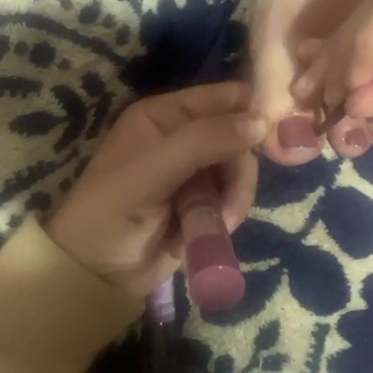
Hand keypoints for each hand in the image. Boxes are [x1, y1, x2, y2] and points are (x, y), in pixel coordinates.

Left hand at [46, 83, 265, 297]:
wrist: (95, 275)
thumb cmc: (111, 213)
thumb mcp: (151, 173)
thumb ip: (203, 142)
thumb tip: (260, 120)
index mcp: (161, 115)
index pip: (220, 97)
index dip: (251, 109)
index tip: (276, 134)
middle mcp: (180, 136)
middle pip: (238, 137)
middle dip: (239, 170)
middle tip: (230, 201)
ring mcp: (193, 171)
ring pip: (239, 171)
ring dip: (235, 198)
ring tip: (217, 223)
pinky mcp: (202, 204)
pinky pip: (234, 198)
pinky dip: (229, 214)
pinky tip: (213, 231)